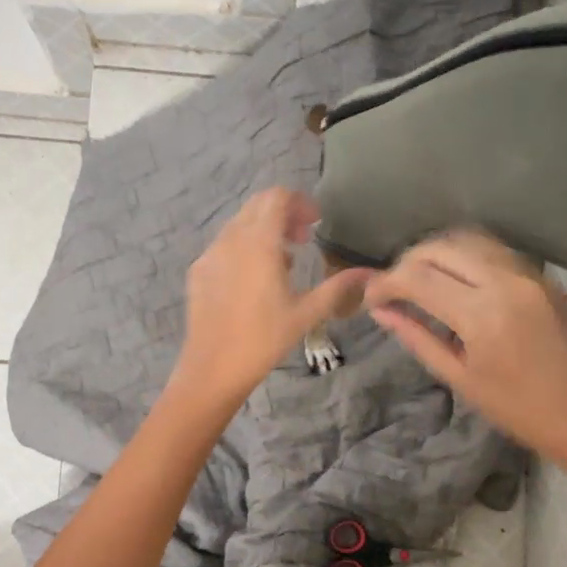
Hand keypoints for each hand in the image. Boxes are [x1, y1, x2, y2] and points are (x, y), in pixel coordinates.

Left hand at [171, 189, 373, 401]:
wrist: (213, 369)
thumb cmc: (264, 340)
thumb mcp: (306, 314)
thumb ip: (337, 288)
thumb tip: (368, 274)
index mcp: (260, 243)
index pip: (277, 198)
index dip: (300, 203)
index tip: (316, 223)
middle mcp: (231, 239)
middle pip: (257, 206)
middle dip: (283, 214)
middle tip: (304, 239)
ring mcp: (210, 254)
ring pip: (239, 225)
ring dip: (264, 231)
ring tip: (284, 262)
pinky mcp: (198, 271)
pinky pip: (224, 245)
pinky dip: (244, 248)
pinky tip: (255, 281)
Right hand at [364, 232, 566, 456]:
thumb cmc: (517, 409)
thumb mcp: (460, 378)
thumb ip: (419, 338)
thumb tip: (381, 312)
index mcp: (481, 315)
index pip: (418, 277)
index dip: (385, 282)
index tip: (370, 298)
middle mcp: (504, 281)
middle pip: (441, 248)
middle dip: (407, 262)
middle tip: (392, 288)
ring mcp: (527, 273)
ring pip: (468, 240)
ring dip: (436, 253)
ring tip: (420, 280)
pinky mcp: (542, 275)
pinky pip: (494, 251)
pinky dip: (465, 256)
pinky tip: (454, 280)